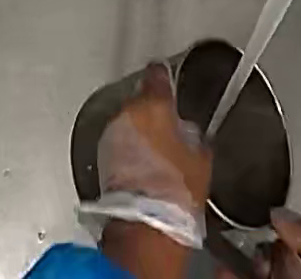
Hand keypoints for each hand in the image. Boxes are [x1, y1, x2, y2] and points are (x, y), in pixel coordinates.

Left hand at [98, 63, 211, 213]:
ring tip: (155, 148)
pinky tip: (142, 162)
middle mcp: (128, 113)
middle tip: (169, 126)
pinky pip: (117, 140)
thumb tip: (189, 129)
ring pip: (128, 119)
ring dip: (138, 127)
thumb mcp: (199, 154)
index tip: (167, 75)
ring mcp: (111, 135)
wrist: (145, 227)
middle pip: (141, 97)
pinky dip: (127, 146)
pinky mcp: (101, 157)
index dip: (164, 74)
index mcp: (155, 104)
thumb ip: (192, 130)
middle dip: (153, 108)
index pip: (157, 74)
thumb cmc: (174, 191)